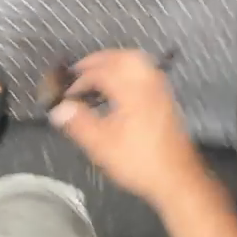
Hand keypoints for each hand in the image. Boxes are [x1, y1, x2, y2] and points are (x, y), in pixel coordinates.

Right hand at [49, 49, 214, 208]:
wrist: (177, 179)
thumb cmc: (139, 162)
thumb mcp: (101, 145)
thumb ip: (78, 123)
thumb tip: (59, 109)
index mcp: (132, 92)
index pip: (102, 73)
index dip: (81, 80)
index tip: (68, 93)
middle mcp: (148, 86)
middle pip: (124, 58)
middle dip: (100, 60)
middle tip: (82, 68)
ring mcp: (160, 93)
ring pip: (139, 64)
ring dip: (116, 64)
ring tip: (99, 74)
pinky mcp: (166, 102)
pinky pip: (147, 75)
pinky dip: (129, 74)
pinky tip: (120, 89)